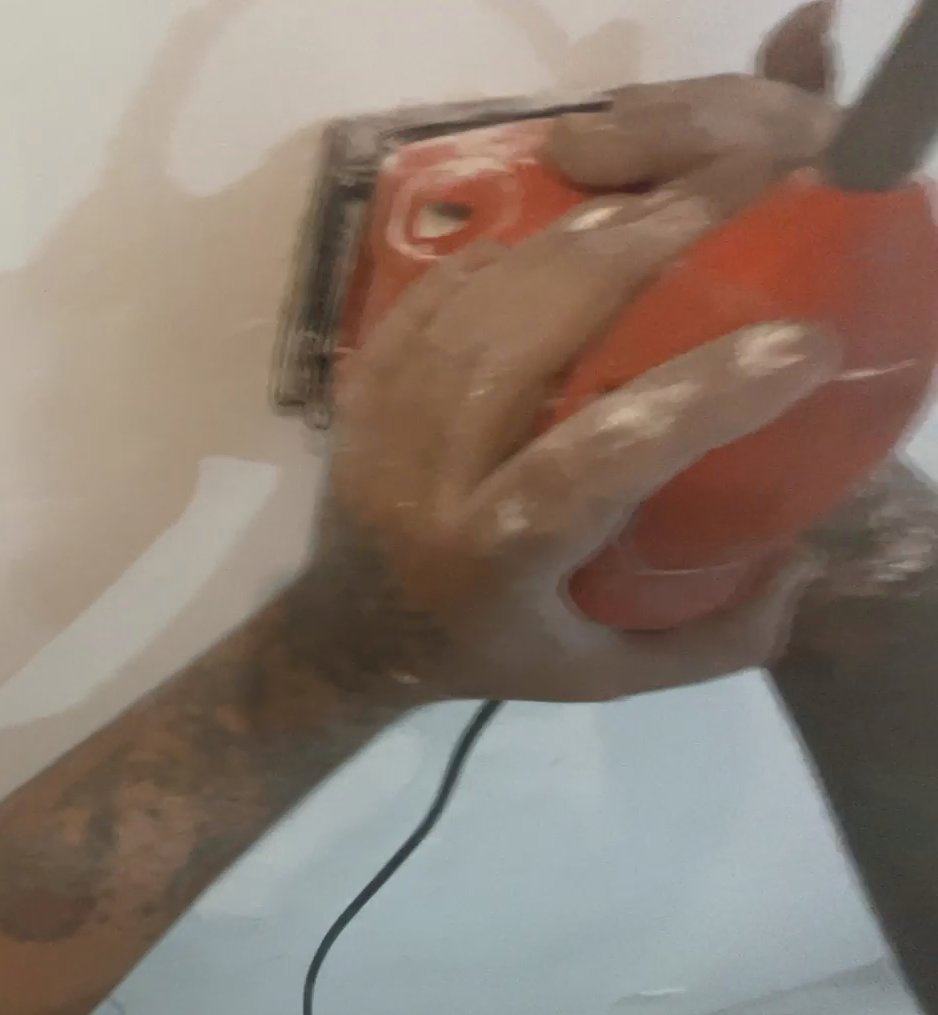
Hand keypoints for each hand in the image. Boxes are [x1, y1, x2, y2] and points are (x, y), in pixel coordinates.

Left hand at [300, 2, 842, 704]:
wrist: (349, 632)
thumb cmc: (481, 650)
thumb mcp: (603, 674)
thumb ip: (718, 634)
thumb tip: (808, 550)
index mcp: (492, 557)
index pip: (586, 465)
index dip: (689, 399)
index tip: (798, 341)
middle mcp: (426, 486)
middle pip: (511, 359)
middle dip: (624, 266)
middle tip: (730, 196)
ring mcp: (379, 439)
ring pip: (459, 326)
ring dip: (555, 251)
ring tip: (646, 202)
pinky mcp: (355, 412)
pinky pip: (406, 322)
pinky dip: (468, 272)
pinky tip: (534, 240)